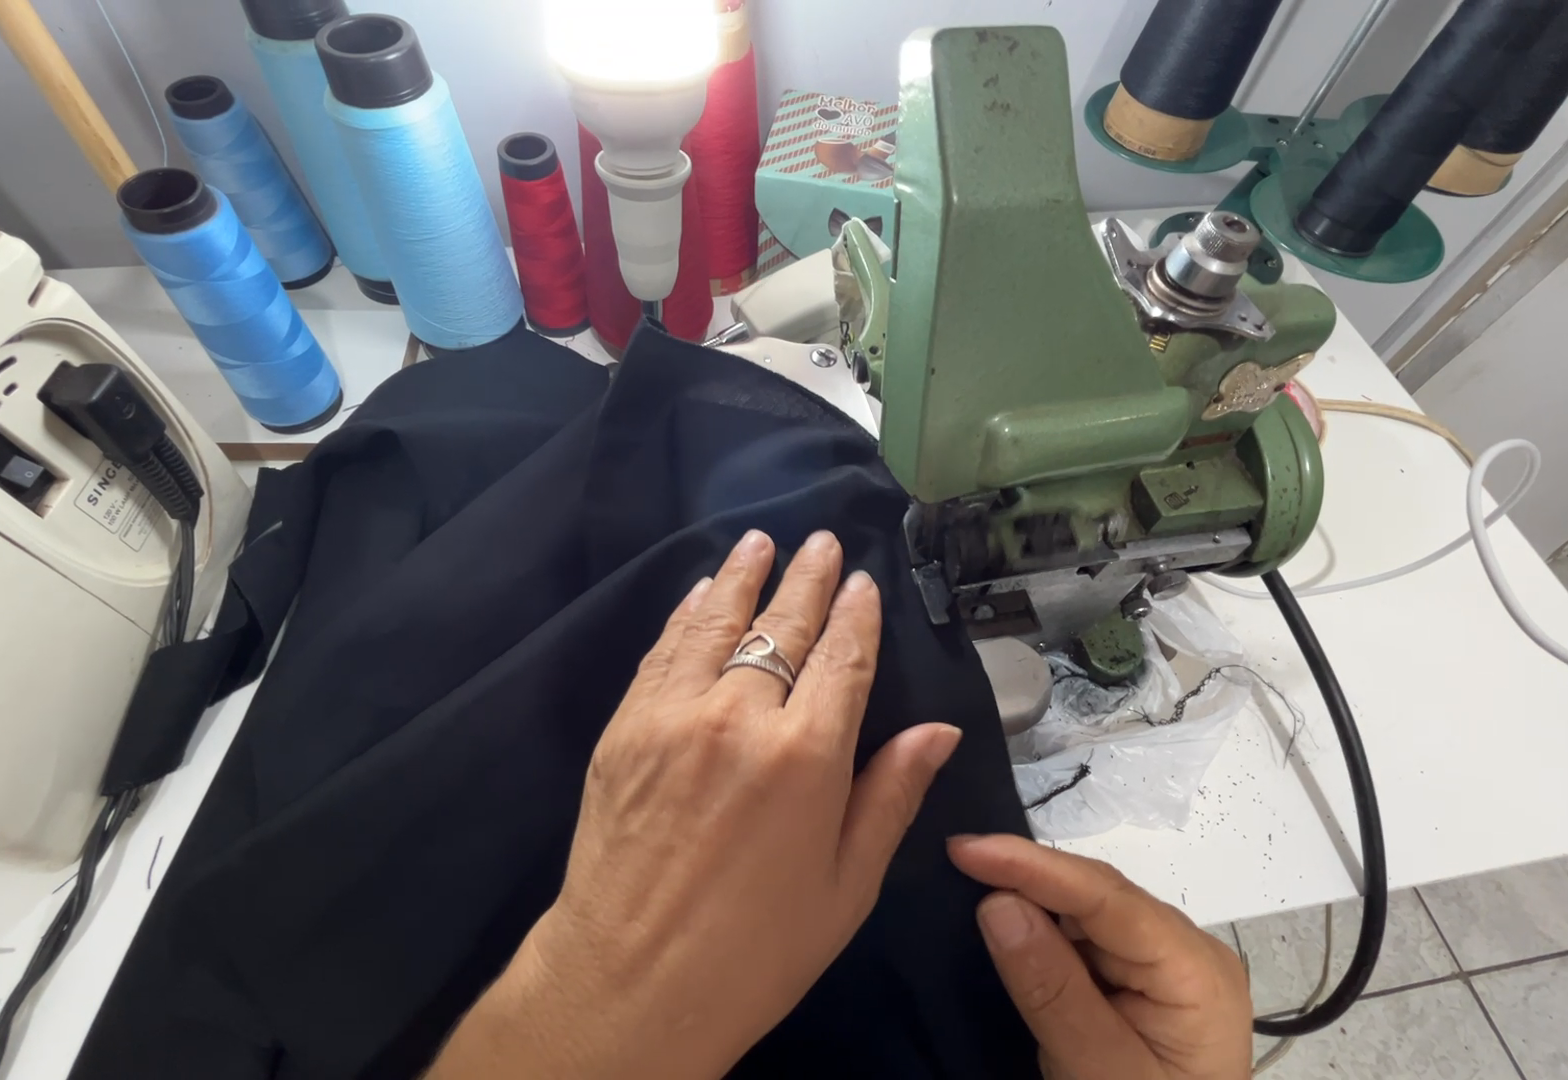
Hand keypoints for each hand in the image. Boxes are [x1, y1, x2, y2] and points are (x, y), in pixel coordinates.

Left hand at [434, 529, 962, 1079]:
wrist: (628, 982)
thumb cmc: (756, 948)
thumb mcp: (847, 885)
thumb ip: (891, 794)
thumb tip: (940, 730)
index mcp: (806, 757)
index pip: (842, 659)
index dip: (855, 615)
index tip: (862, 581)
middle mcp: (740, 717)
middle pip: (782, 627)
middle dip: (806, 579)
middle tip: (821, 540)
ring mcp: (674, 714)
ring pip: (716, 622)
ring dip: (742, 576)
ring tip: (760, 541)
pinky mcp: (626, 725)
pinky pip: (664, 650)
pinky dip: (687, 613)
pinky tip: (700, 592)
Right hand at [948, 835, 1250, 1079]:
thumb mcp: (1098, 1073)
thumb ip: (1052, 991)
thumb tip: (996, 902)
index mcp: (1192, 968)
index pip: (1104, 896)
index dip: (1031, 864)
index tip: (963, 849)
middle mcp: (1181, 947)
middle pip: (1091, 892)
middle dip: (1023, 873)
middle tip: (954, 857)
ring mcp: (1159, 958)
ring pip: (1078, 906)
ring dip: (1024, 895)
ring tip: (967, 876)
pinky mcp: (1133, 974)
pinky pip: (1076, 931)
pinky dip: (1035, 924)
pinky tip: (1003, 915)